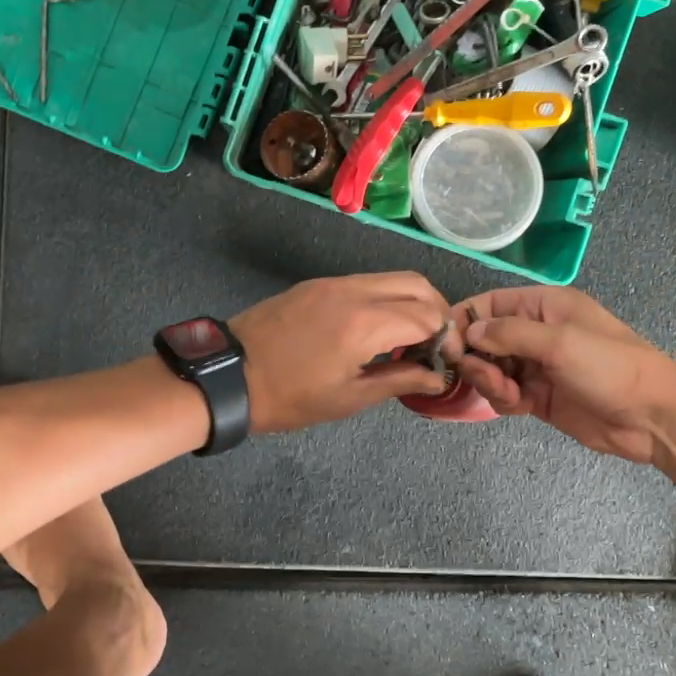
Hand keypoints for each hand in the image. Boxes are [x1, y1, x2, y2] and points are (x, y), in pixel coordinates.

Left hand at [231, 273, 452, 433]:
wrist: (227, 374)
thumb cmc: (289, 396)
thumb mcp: (348, 397)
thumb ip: (398, 380)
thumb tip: (437, 376)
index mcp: (366, 321)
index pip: (428, 315)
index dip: (447, 336)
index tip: (448, 360)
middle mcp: (354, 290)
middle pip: (416, 283)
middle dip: (437, 310)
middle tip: (436, 345)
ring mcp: (332, 282)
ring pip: (390, 278)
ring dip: (411, 302)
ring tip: (409, 340)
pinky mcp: (316, 284)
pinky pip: (364, 282)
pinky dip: (384, 298)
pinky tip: (377, 330)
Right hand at [445, 286, 675, 462]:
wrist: (654, 418)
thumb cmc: (610, 367)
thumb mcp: (558, 341)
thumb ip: (508, 333)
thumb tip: (468, 332)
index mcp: (544, 306)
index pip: (491, 304)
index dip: (466, 319)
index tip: (445, 342)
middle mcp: (537, 332)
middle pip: (485, 338)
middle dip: (475, 356)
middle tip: (477, 373)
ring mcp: (537, 366)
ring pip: (491, 368)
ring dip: (488, 380)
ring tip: (506, 392)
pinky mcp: (539, 397)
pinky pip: (504, 393)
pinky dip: (501, 398)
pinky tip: (516, 405)